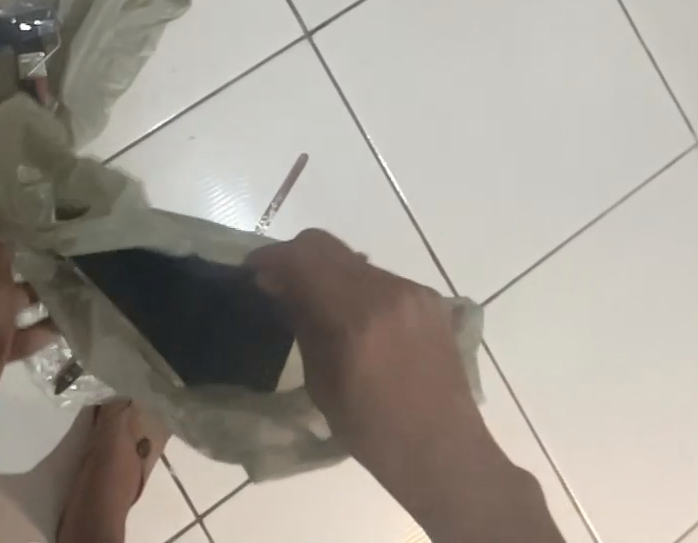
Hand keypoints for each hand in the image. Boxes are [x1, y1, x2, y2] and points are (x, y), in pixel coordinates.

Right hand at [246, 229, 494, 479]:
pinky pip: (379, 277)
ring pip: (352, 259)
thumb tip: (278, 286)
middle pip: (324, 245)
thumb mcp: (321, 381)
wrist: (445, 453)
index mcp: (355, 317)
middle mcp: (386, 291)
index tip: (252, 271)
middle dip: (295, 257)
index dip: (271, 257)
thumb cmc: (373, 431)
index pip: (302, 258)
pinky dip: (357, 287)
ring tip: (317, 302)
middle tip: (278, 283)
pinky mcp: (429, 298)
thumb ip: (301, 323)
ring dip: (326, 271)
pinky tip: (356, 318)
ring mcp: (412, 291)